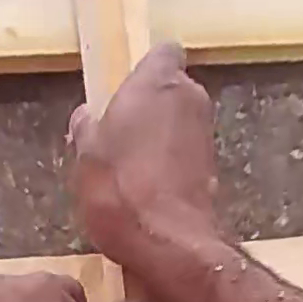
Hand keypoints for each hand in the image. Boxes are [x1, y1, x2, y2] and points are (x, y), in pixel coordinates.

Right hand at [70, 43, 220, 267]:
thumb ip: (88, 128)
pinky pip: (188, 167)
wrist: (168, 247)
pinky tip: (151, 201)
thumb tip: (87, 119)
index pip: (163, 54)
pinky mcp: (215, 180)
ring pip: (181, 134)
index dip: (146, 73)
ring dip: (163, 148)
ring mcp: (207, 143)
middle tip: (122, 142)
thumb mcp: (86, 155)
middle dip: (153, 114)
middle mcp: (192, 103)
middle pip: (172, 96)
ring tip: (133, 179)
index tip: (127, 96)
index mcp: (159, 81)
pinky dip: (174, 177)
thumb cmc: (120, 189)